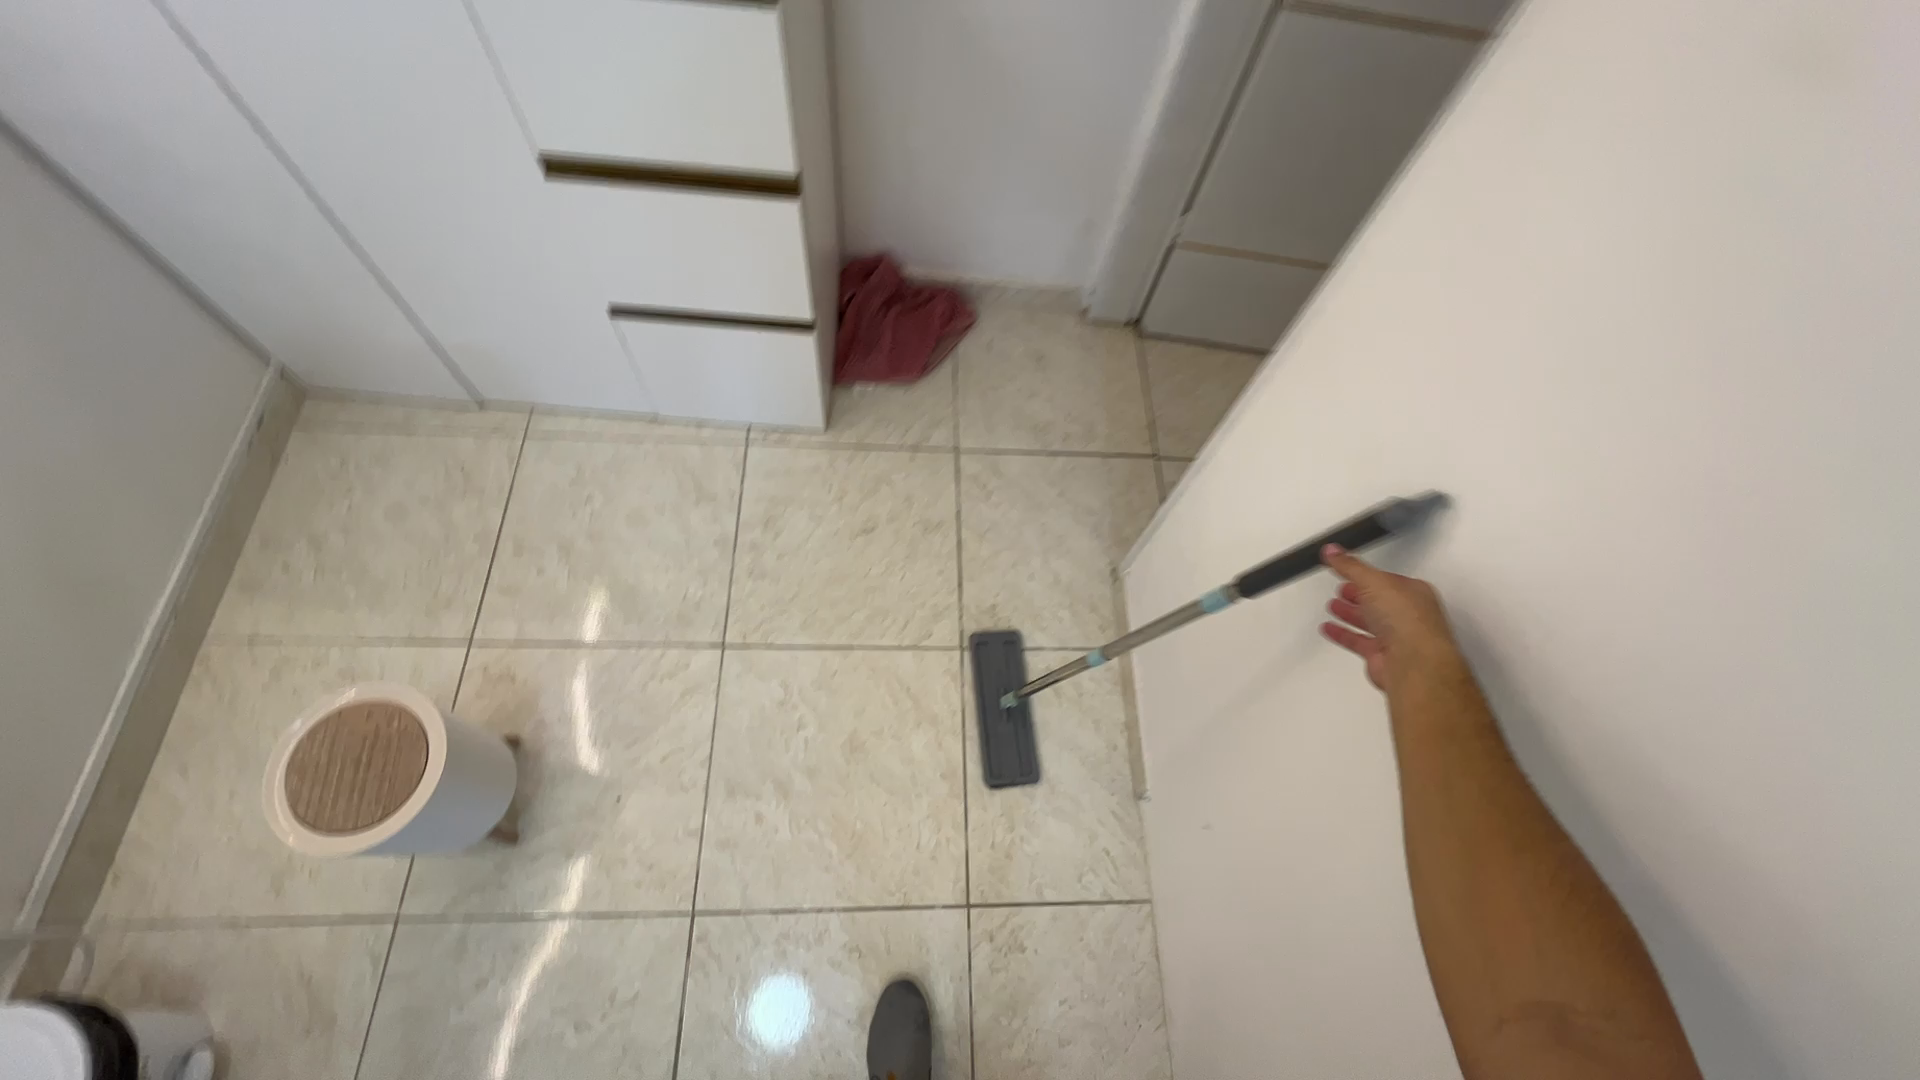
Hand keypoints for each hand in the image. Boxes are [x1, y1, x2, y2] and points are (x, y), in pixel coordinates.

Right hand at [1319, 544, 1468, 695]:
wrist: (1413, 662)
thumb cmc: (1409, 622)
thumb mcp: (1373, 581)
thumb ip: (1350, 566)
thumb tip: (1333, 551)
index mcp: (1412, 592)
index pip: (1385, 578)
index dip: (1365, 573)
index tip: (1347, 567)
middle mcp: (1407, 614)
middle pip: (1378, 600)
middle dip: (1358, 594)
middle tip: (1342, 587)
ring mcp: (1396, 636)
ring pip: (1369, 621)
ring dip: (1350, 613)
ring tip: (1334, 605)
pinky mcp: (1382, 655)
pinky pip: (1358, 641)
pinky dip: (1343, 635)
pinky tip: (1330, 629)